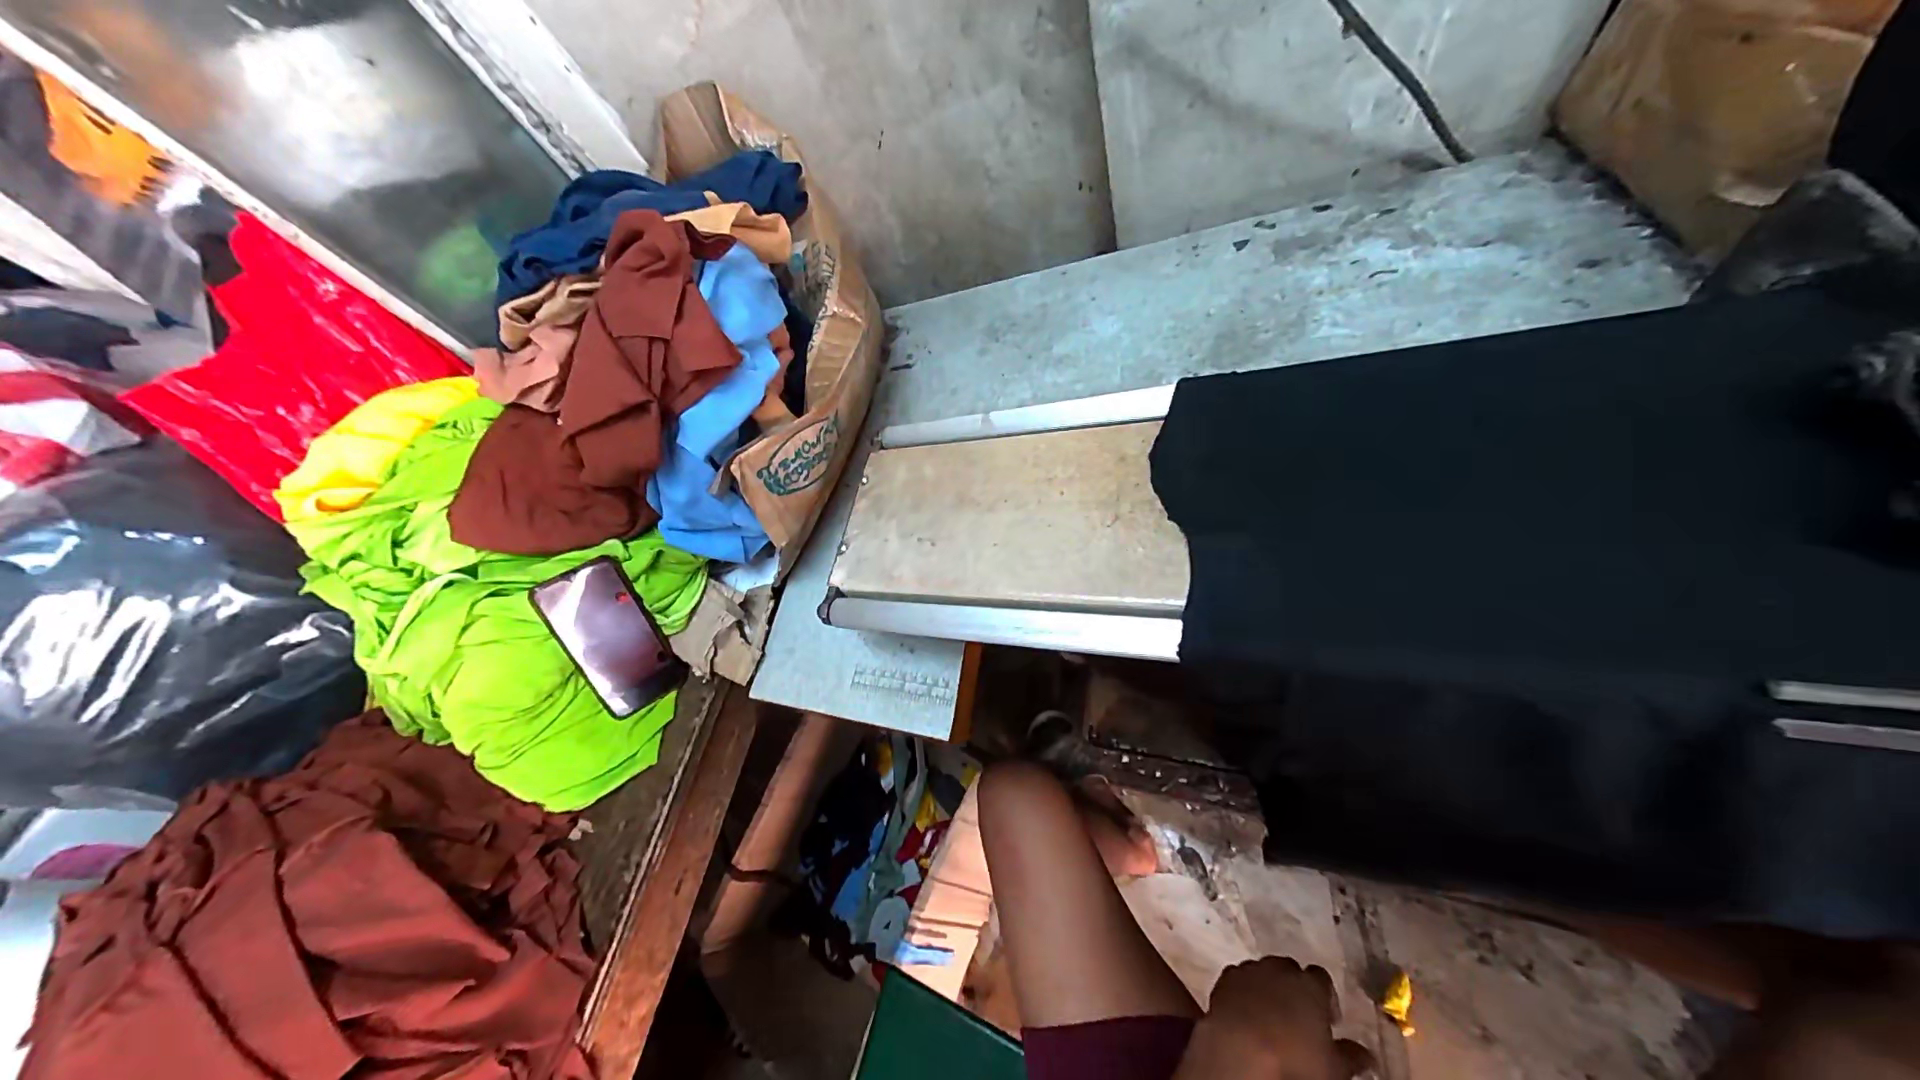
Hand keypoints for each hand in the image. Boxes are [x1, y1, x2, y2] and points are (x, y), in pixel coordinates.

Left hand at [1174, 957, 1374, 1079]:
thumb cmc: (1294, 1062)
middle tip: (1299, 1016)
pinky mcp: (1224, 979)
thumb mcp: (1333, 1068)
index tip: (1328, 1019)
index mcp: (1309, 986)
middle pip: (1289, 969)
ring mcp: (1248, 970)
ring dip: (1268, 986)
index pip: (1322, 978)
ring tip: (1271, 1015)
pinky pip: (1239, 979)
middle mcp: (1278, 969)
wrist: (1239, 1052)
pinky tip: (1246, 1012)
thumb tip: (1366, 1055)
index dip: (1326, 996)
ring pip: (1262, 971)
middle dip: (1295, 987)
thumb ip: (1351, 1057)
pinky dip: (1244, 991)